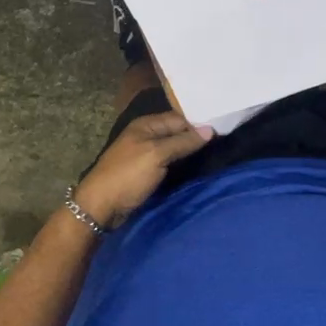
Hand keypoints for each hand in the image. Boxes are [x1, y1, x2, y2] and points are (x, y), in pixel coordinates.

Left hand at [72, 112, 213, 227]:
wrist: (101, 207)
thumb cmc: (128, 175)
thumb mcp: (157, 154)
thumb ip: (183, 141)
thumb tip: (210, 130)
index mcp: (146, 124)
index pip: (180, 118)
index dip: (200, 124)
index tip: (224, 131)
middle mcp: (147, 136)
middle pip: (178, 133)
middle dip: (197, 138)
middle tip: (224, 143)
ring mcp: (147, 154)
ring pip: (175, 149)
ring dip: (191, 152)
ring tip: (218, 154)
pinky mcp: (148, 172)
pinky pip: (171, 163)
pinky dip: (183, 164)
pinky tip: (199, 167)